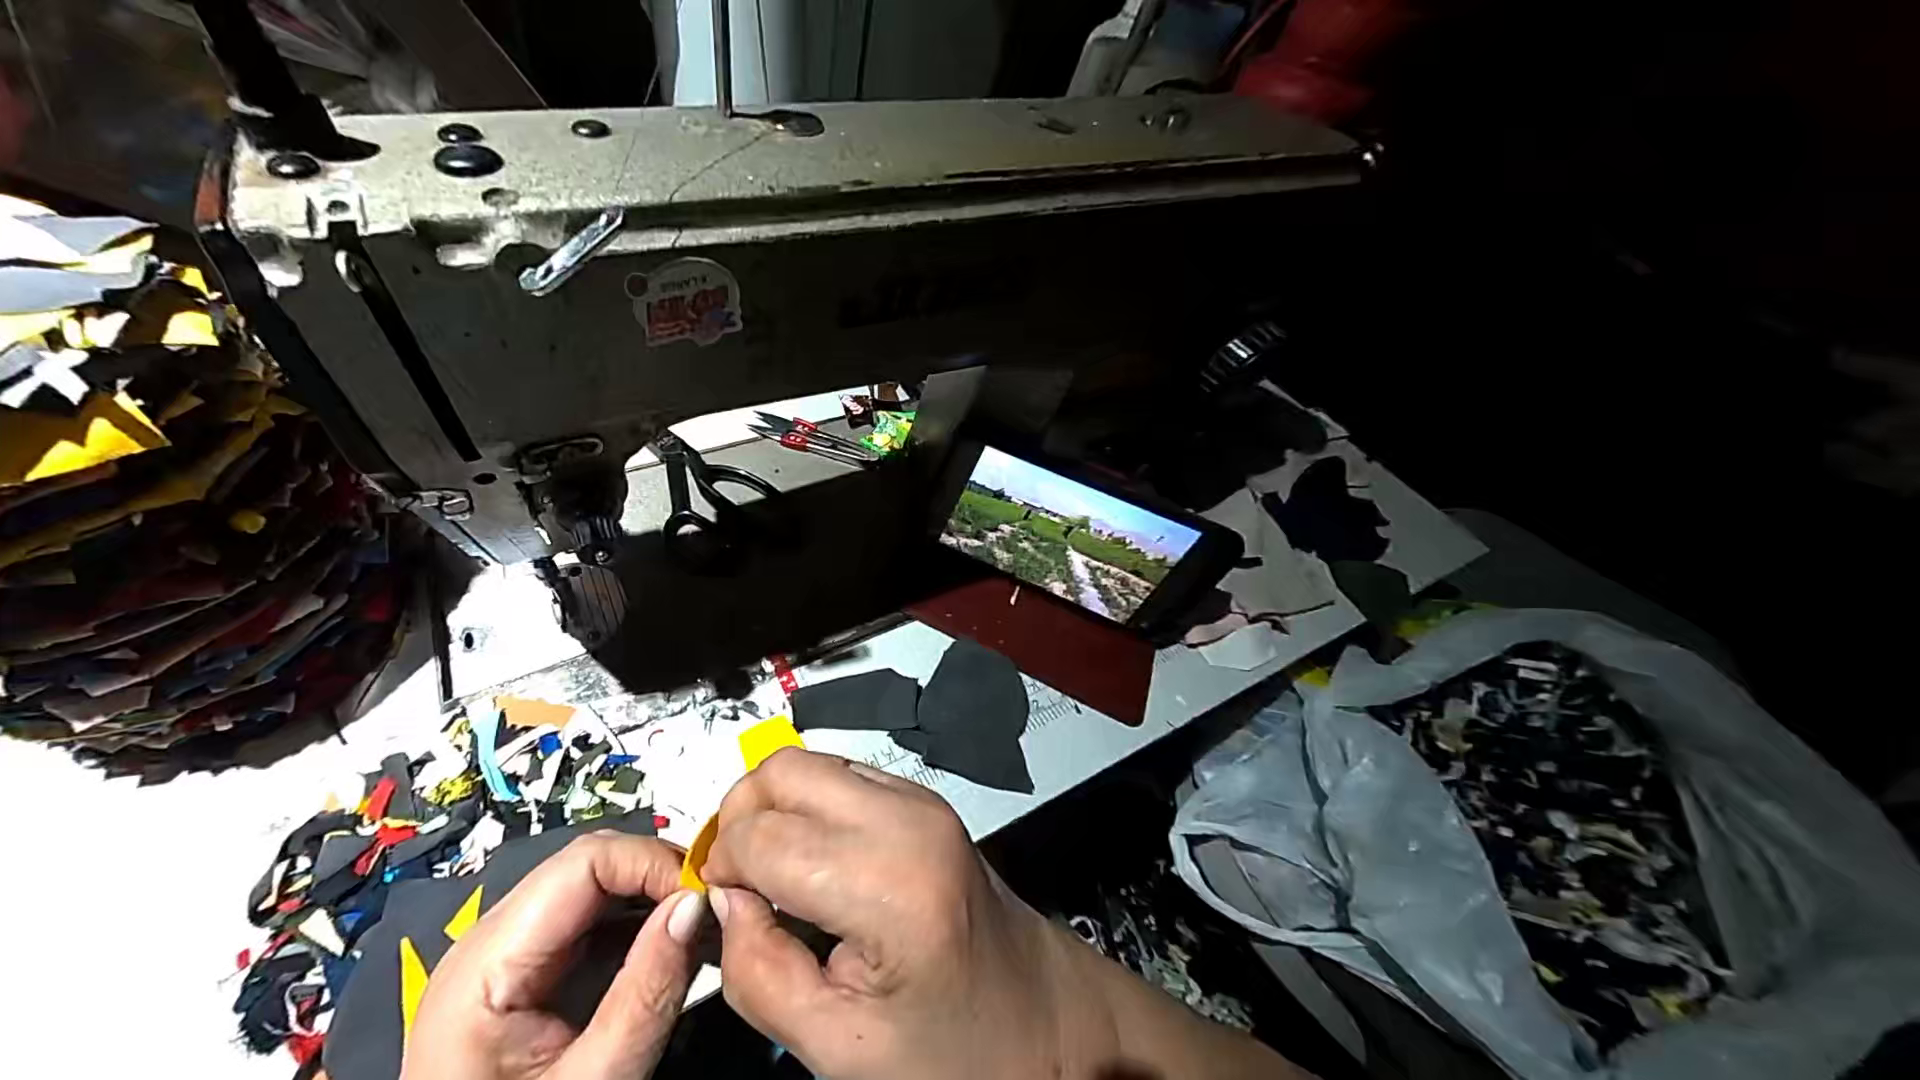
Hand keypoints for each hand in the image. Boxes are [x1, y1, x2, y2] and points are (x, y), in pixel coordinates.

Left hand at [401, 833, 707, 1079]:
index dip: (655, 863)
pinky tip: (683, 947)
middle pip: (597, 863)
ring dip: (662, 897)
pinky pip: (604, 918)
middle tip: (713, 911)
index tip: (704, 897)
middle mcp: (497, 940)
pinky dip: (649, 922)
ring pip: (606, 884)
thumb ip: (645, 995)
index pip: (588, 860)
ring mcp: (518, 951)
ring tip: (707, 930)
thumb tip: (695, 905)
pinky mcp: (542, 967)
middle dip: (663, 875)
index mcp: (488, 961)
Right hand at [701, 748, 1107, 1079]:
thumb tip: (726, 904)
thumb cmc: (954, 1043)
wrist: (1036, 1009)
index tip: (724, 906)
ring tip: (774, 872)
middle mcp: (908, 819)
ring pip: (809, 762)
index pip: (764, 835)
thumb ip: (759, 974)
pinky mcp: (922, 797)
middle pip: (781, 771)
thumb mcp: (839, 1044)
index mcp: (890, 884)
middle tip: (739, 880)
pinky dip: (808, 805)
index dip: (723, 869)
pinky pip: (841, 774)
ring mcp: (919, 799)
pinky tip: (813, 859)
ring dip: (774, 808)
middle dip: (740, 818)